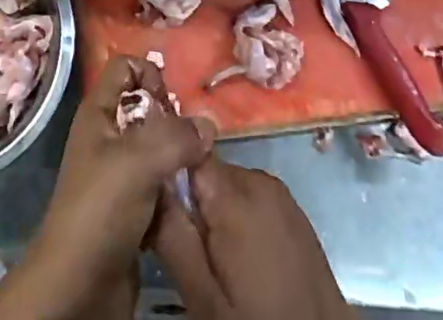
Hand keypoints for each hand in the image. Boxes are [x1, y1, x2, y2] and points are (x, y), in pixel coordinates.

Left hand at [0, 55, 213, 319]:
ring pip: (158, 149)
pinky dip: (176, 189)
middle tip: (193, 141)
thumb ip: (176, 135)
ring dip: (180, 158)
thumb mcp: (138, 160)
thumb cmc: (101, 209)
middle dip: (174, 119)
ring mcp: (119, 174)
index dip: (150, 75)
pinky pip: (162, 184)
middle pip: (146, 108)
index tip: (172, 104)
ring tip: (198, 171)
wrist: (79, 284)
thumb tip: (208, 125)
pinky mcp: (132, 207)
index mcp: (98, 113)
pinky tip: (191, 199)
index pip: (125, 68)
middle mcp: (107, 137)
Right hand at [151, 158, 357, 319]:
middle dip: (190, 198)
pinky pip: (251, 198)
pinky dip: (238, 217)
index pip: (186, 150)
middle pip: (206, 169)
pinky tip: (239, 256)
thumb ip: (172, 234)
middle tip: (181, 242)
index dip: (166, 169)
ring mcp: (280, 194)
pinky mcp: (294, 211)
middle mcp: (258, 180)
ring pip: (227, 184)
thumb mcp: (202, 293)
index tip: (152, 199)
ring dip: (214, 210)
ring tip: (210, 255)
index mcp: (234, 194)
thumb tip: (148, 182)